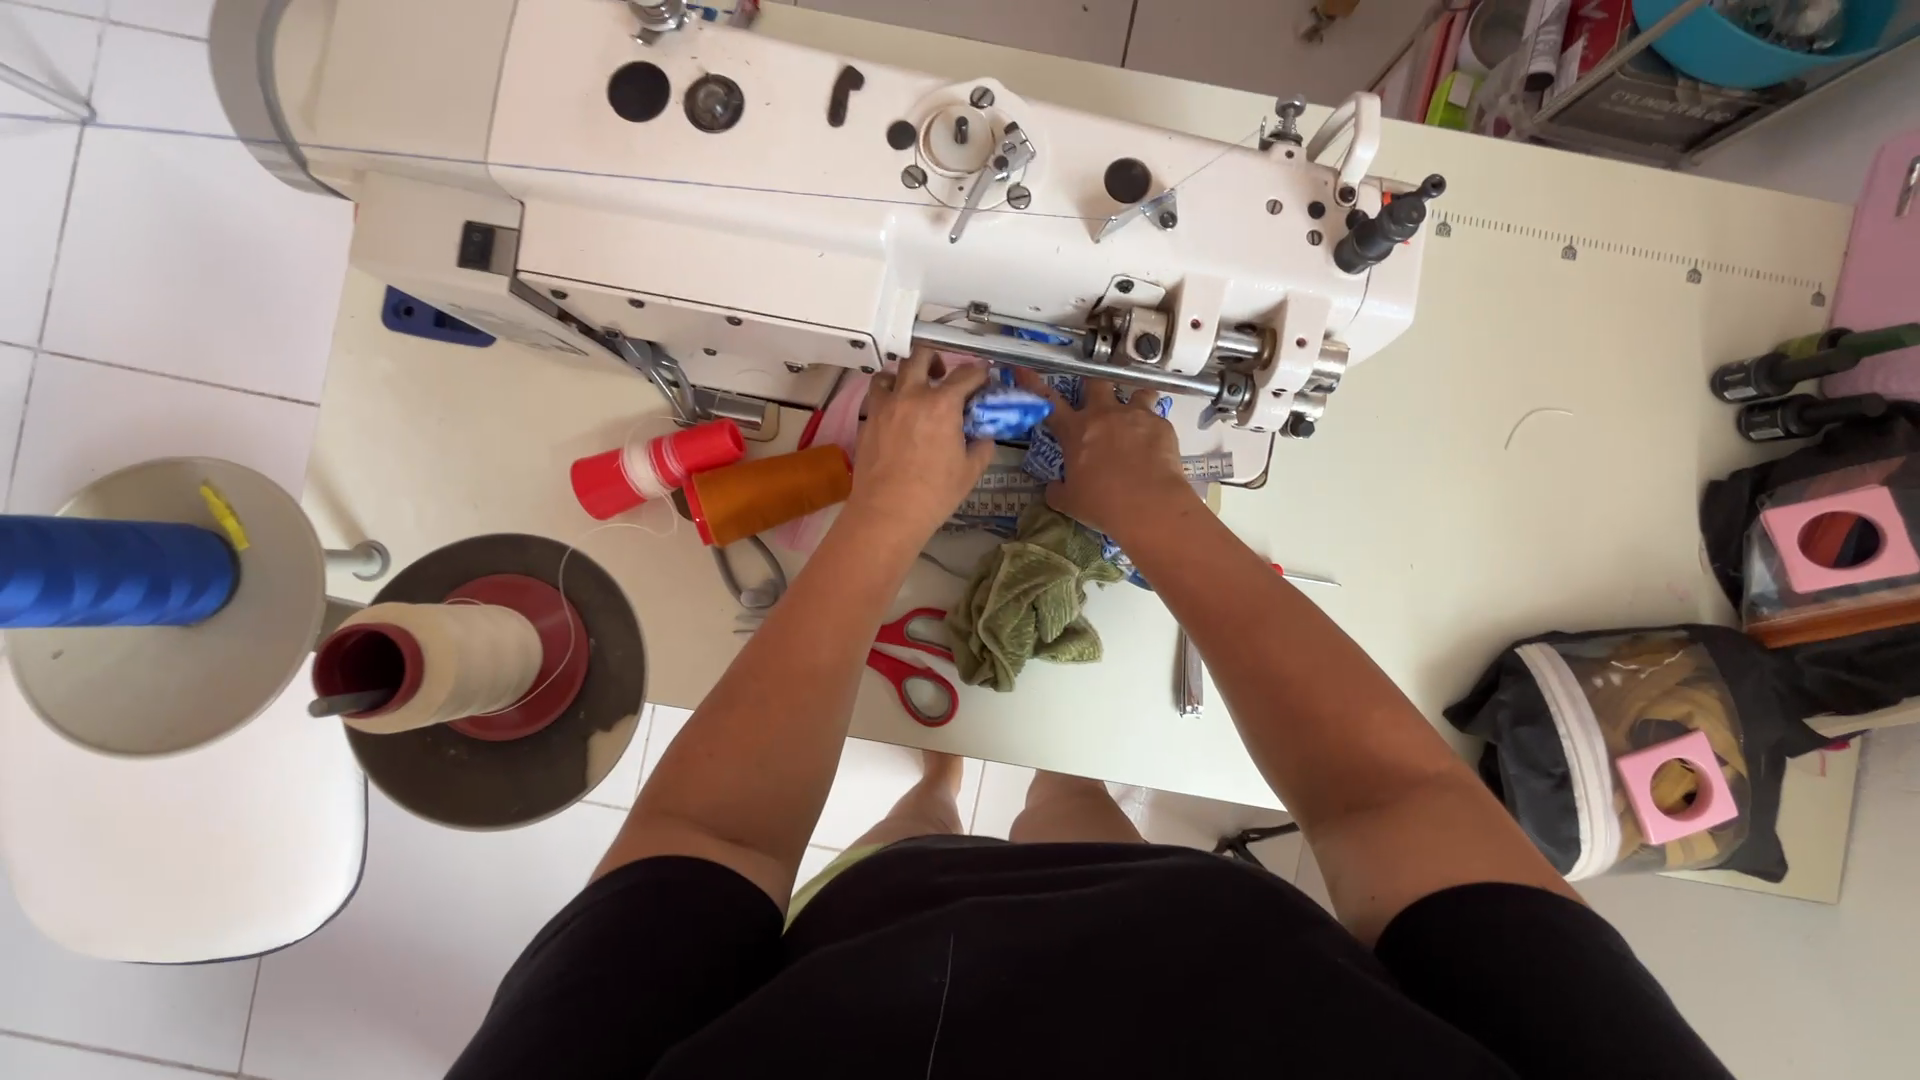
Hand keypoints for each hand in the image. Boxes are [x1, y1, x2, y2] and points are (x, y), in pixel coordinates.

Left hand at [845, 347, 994, 541]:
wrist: (887, 513)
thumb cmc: (934, 494)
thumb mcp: (970, 472)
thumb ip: (981, 446)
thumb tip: (984, 436)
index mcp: (942, 404)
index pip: (965, 374)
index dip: (978, 372)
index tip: (983, 375)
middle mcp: (911, 396)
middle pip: (921, 357)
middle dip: (935, 360)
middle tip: (942, 376)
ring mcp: (884, 406)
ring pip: (890, 373)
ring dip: (904, 376)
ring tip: (912, 392)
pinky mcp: (867, 421)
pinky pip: (875, 397)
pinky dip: (887, 397)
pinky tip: (894, 414)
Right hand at [1014, 368, 1194, 536]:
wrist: (1149, 505)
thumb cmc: (1103, 503)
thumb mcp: (1070, 502)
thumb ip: (1058, 490)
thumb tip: (1053, 488)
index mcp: (1076, 431)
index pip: (1048, 402)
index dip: (1034, 384)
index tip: (1023, 369)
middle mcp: (1104, 415)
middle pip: (1096, 383)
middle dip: (1094, 386)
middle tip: (1098, 397)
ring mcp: (1135, 416)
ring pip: (1137, 393)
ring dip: (1135, 401)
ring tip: (1138, 417)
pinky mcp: (1161, 425)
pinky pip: (1157, 418)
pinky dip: (1154, 429)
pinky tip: (1157, 447)